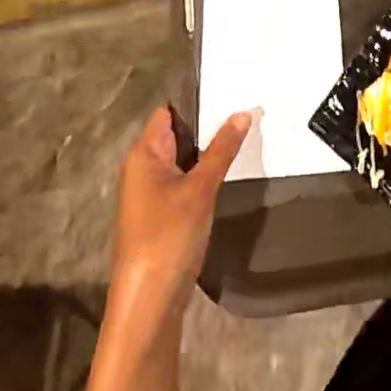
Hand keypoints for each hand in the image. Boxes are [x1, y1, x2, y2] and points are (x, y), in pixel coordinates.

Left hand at [105, 105, 252, 338]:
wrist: (148, 303)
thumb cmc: (167, 237)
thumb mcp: (200, 189)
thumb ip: (222, 149)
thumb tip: (242, 112)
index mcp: (143, 155)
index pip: (168, 113)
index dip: (196, 99)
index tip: (230, 87)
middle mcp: (143, 169)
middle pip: (178, 134)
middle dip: (209, 123)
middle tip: (247, 106)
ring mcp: (152, 193)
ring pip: (184, 158)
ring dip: (209, 149)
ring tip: (246, 131)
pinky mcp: (163, 213)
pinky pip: (186, 179)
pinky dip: (206, 171)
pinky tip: (230, 168)